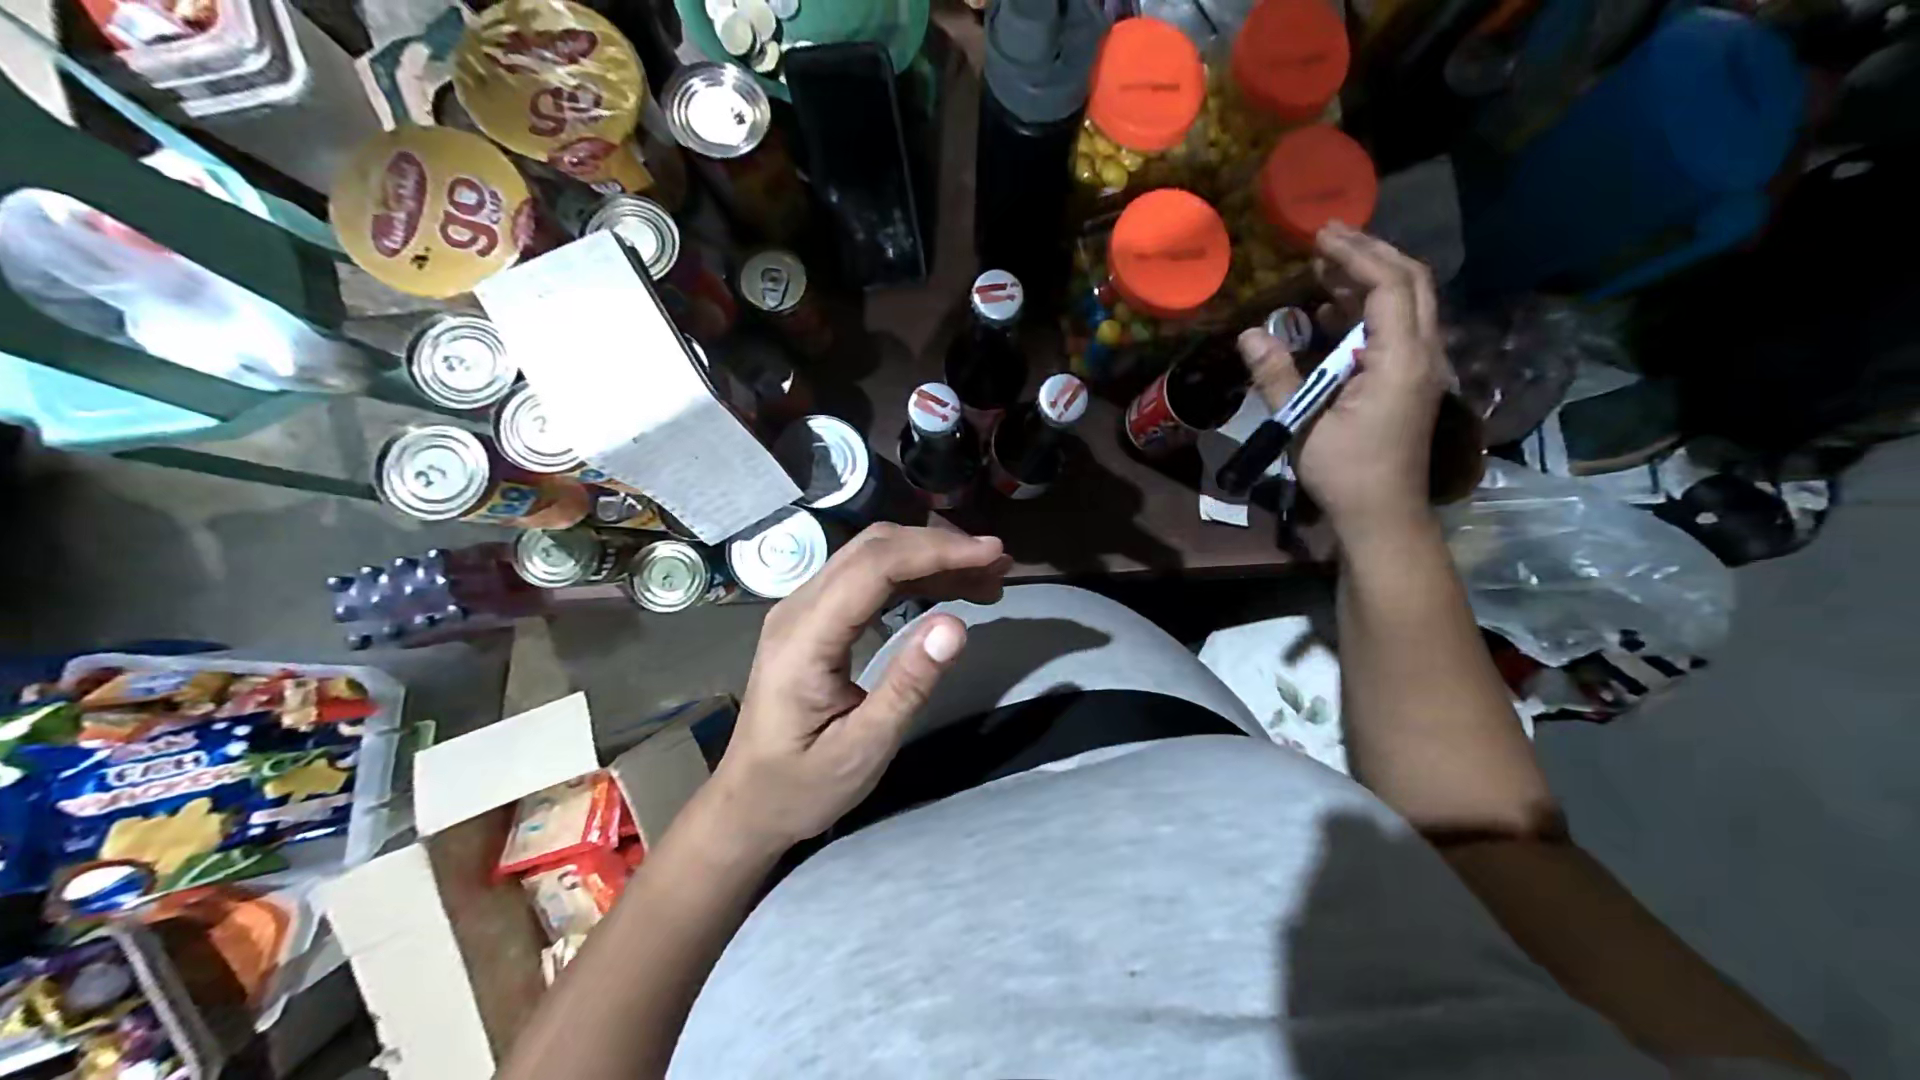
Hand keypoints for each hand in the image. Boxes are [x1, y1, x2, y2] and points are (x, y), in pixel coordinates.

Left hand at [705, 524, 1011, 851]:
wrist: (749, 802)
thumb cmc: (802, 786)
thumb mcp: (863, 749)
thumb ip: (908, 686)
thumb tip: (956, 627)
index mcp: (804, 639)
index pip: (874, 568)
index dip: (936, 552)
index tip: (992, 554)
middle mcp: (798, 608)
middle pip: (874, 549)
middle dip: (941, 547)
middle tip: (999, 564)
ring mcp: (804, 609)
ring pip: (873, 557)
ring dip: (932, 558)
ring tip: (988, 577)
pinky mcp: (816, 618)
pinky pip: (869, 579)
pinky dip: (915, 577)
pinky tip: (951, 590)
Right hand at [1239, 221, 1450, 539]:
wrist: (1383, 515)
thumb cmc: (1346, 473)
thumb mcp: (1304, 425)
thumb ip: (1279, 377)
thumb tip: (1248, 335)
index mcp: (1402, 359)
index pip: (1389, 286)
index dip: (1357, 255)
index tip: (1322, 235)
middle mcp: (1423, 354)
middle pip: (1409, 284)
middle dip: (1369, 255)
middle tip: (1326, 239)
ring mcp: (1420, 368)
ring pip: (1405, 305)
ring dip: (1367, 281)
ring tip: (1324, 269)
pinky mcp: (1409, 382)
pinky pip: (1395, 330)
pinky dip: (1366, 312)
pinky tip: (1330, 314)